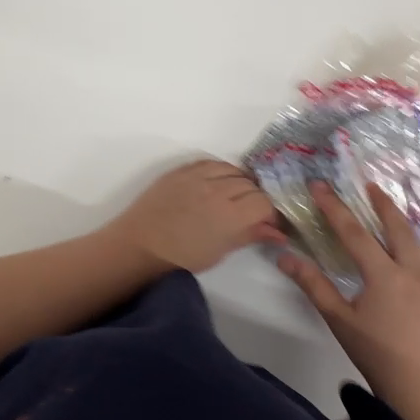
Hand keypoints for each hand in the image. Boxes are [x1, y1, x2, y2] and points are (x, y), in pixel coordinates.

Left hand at [102, 160, 279, 273]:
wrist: (141, 245)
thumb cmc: (182, 257)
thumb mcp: (221, 250)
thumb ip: (250, 234)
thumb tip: (277, 231)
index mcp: (230, 214)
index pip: (264, 202)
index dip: (270, 213)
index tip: (268, 222)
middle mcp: (216, 189)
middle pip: (250, 184)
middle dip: (256, 197)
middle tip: (253, 211)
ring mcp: (195, 177)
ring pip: (230, 169)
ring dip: (239, 181)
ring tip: (235, 195)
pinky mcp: (178, 171)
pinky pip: (207, 163)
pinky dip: (218, 170)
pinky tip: (217, 182)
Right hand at [276, 181, 419, 416]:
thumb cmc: (380, 357)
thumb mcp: (340, 321)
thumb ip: (314, 285)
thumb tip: (285, 256)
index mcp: (387, 276)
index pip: (354, 232)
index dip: (335, 207)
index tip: (320, 186)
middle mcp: (416, 275)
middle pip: (398, 229)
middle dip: (382, 204)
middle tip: (370, 185)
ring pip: (416, 248)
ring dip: (398, 227)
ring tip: (384, 218)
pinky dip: (409, 252)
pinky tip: (400, 263)